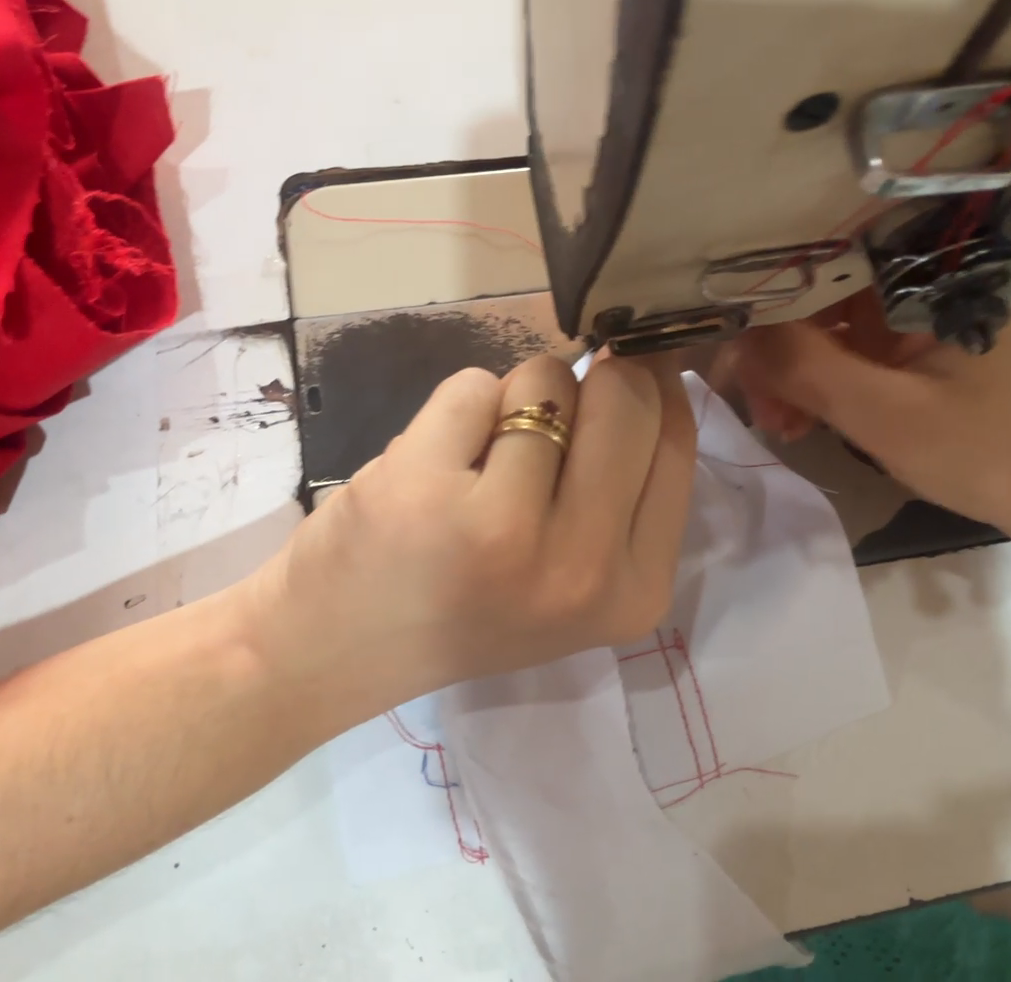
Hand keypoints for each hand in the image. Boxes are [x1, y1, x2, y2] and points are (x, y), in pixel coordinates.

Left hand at [244, 353, 697, 720]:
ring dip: (509, 402)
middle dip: (582, 385)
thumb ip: (623, 485)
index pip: (676, 436)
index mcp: (635, 589)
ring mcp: (505, 530)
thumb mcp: (575, 574)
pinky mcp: (427, 489)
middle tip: (532, 431)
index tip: (615, 377)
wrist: (335, 651)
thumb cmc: (464, 603)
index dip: (650, 385)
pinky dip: (453, 409)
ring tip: (472, 469)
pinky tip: (429, 468)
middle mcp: (584, 568)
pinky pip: (474, 383)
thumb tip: (647, 359)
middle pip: (625, 396)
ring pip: (547, 378)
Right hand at [726, 290, 1010, 570]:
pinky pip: (856, 350)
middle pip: (826, 290)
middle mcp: (933, 272)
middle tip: (752, 401)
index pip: (832, 252)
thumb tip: (735, 332)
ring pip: (834, 323)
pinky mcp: (925, 345)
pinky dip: (824, 383)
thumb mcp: (887, 416)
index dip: (771, 288)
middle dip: (779, 347)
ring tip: (776, 424)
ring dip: (796, 371)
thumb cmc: (991, 455)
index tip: (729, 337)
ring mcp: (928, 311)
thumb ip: (808, 368)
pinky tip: (802, 421)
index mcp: (940, 266)